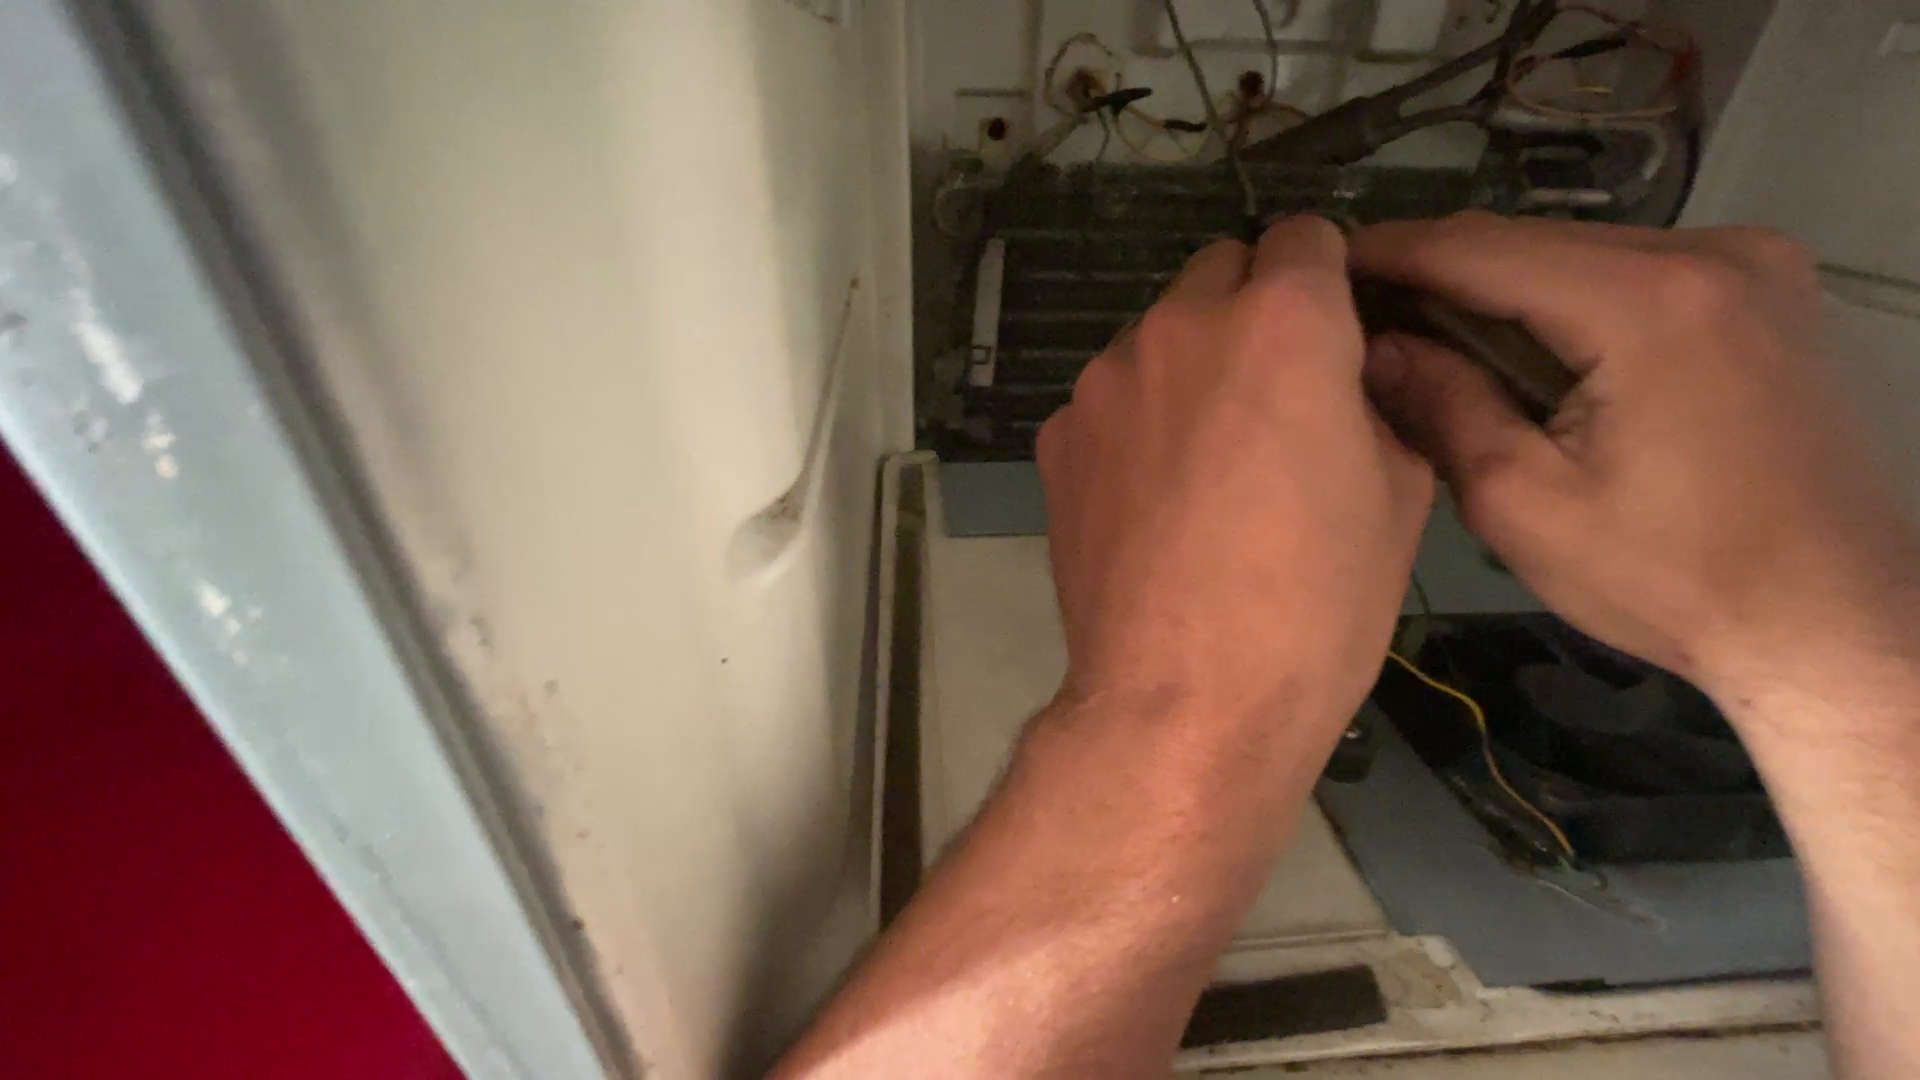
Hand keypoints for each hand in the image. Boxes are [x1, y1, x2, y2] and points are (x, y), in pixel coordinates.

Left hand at [1037, 217, 1433, 739]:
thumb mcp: (1396, 493)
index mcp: (1281, 322)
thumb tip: (1346, 376)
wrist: (1183, 695)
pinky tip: (1145, 497)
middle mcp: (1176, 328)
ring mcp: (1100, 383)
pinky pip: (1106, 401)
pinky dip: (1131, 422)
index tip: (1330, 328)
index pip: (1303, 237)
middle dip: (1250, 311)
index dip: (1324, 278)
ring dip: (1184, 367)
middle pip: (1218, 273)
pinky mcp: (1054, 438)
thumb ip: (1372, 399)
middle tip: (1267, 396)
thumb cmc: (1313, 604)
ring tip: (1200, 461)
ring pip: (1153, 338)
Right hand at [1352, 212, 1919, 695]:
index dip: (1388, 253)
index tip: (1317, 268)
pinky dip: (1545, 301)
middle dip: (1430, 270)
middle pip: (1527, 240)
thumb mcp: (1519, 501)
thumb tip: (1371, 349)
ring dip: (1485, 287)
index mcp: (1648, 302)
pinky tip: (1498, 344)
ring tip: (1407, 330)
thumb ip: (1442, 407)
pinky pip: (1619, 274)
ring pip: (1571, 252)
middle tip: (1350, 311)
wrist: (1830, 621)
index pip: (1480, 249)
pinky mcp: (1759, 297)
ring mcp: (1748, 268)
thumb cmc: (1664, 574)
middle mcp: (1711, 254)